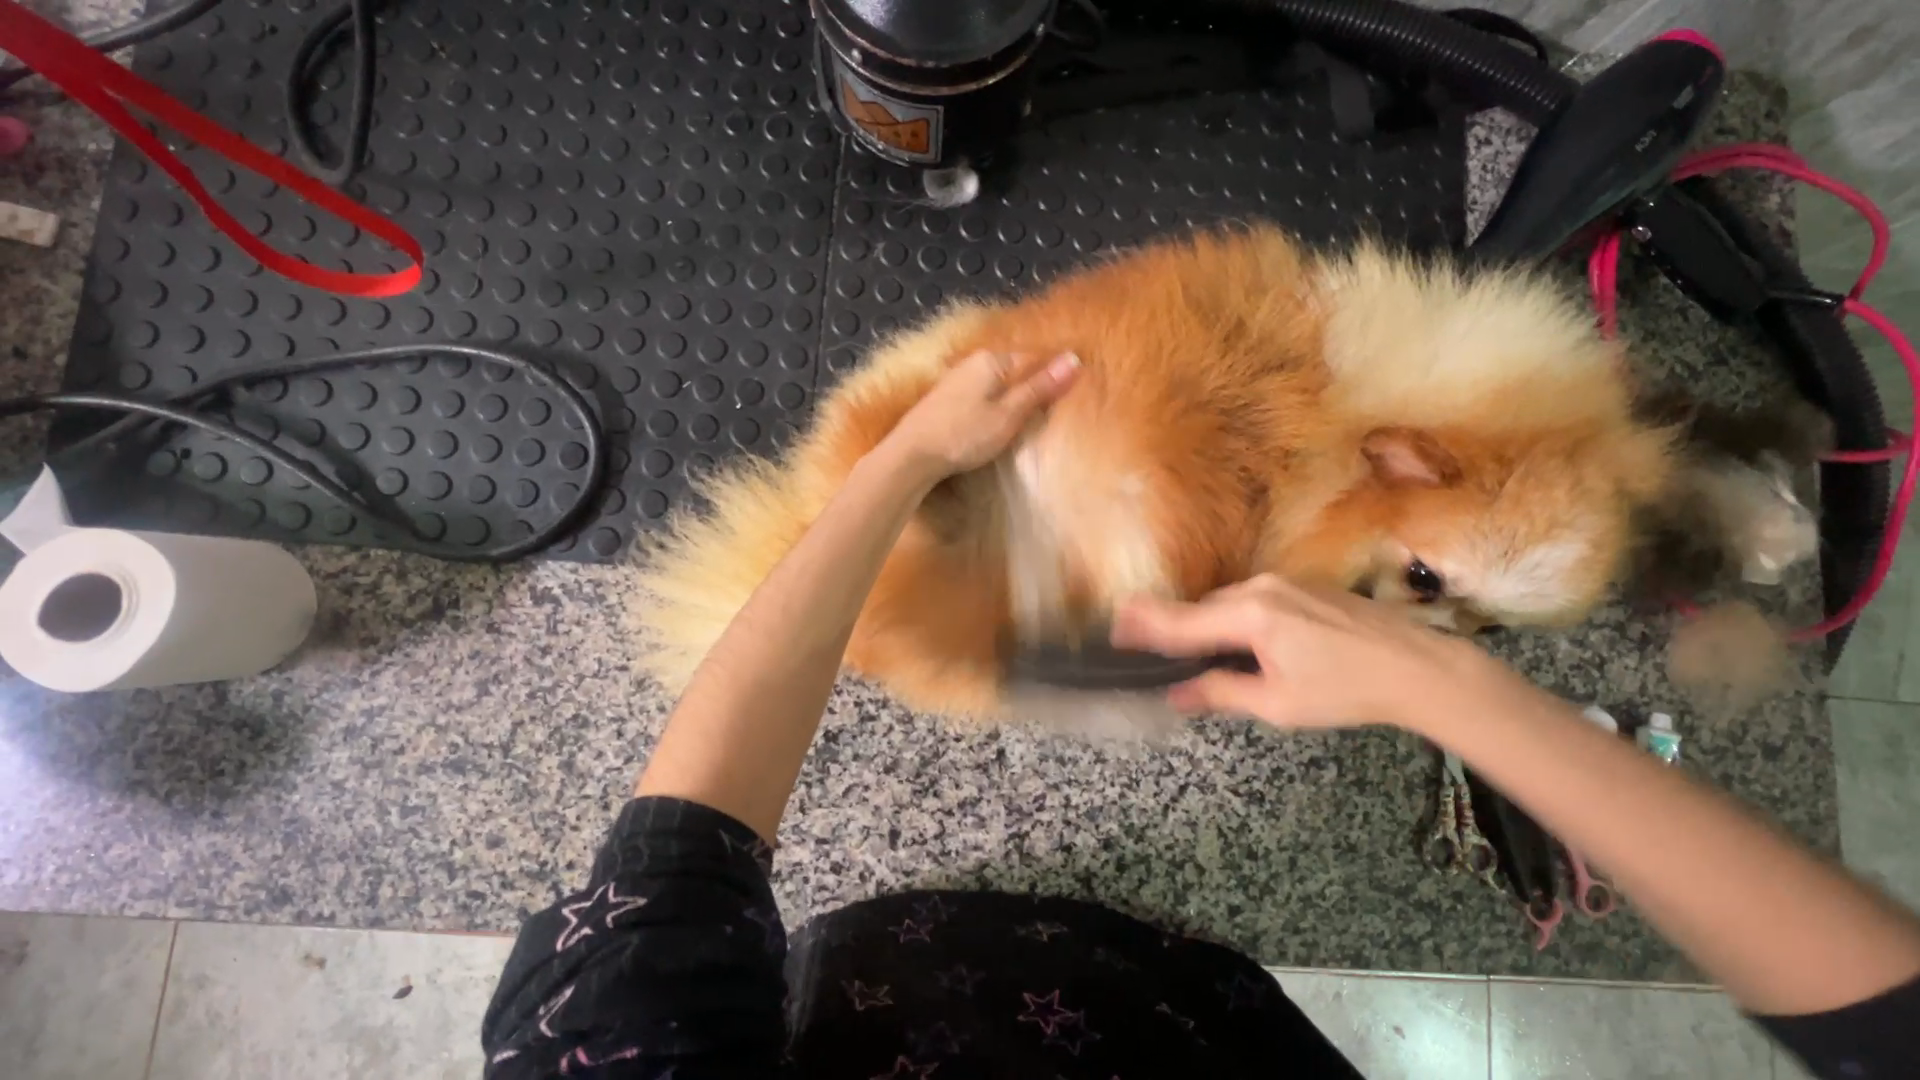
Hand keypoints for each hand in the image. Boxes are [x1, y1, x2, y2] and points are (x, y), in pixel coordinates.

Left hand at [880, 350, 1081, 480]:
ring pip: (997, 382)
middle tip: (1055, 408)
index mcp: (992, 360)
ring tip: (1031, 416)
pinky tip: (998, 420)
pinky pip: (982, 394)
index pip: (1035, 358)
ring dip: (1014, 396)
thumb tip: (1074, 359)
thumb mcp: (1009, 414)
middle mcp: (973, 362)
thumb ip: (1040, 388)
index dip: (1055, 375)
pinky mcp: (946, 398)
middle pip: (1015, 369)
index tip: (1073, 392)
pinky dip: (995, 404)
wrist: (911, 454)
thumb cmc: (964, 434)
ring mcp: (957, 379)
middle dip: (1034, 384)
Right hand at [1111, 574, 1503, 730]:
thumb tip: (1176, 694)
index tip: (1114, 629)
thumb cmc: (1347, 691)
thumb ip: (1221, 693)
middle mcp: (1260, 589)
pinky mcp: (1303, 586)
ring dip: (1208, 628)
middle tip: (1150, 652)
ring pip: (1227, 605)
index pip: (1181, 621)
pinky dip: (1235, 621)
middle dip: (1176, 631)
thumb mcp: (1278, 703)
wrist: (1420, 667)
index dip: (1144, 626)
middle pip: (1202, 612)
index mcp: (1251, 616)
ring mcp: (1283, 583)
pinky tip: (1242, 645)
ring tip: (1197, 657)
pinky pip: (1251, 601)